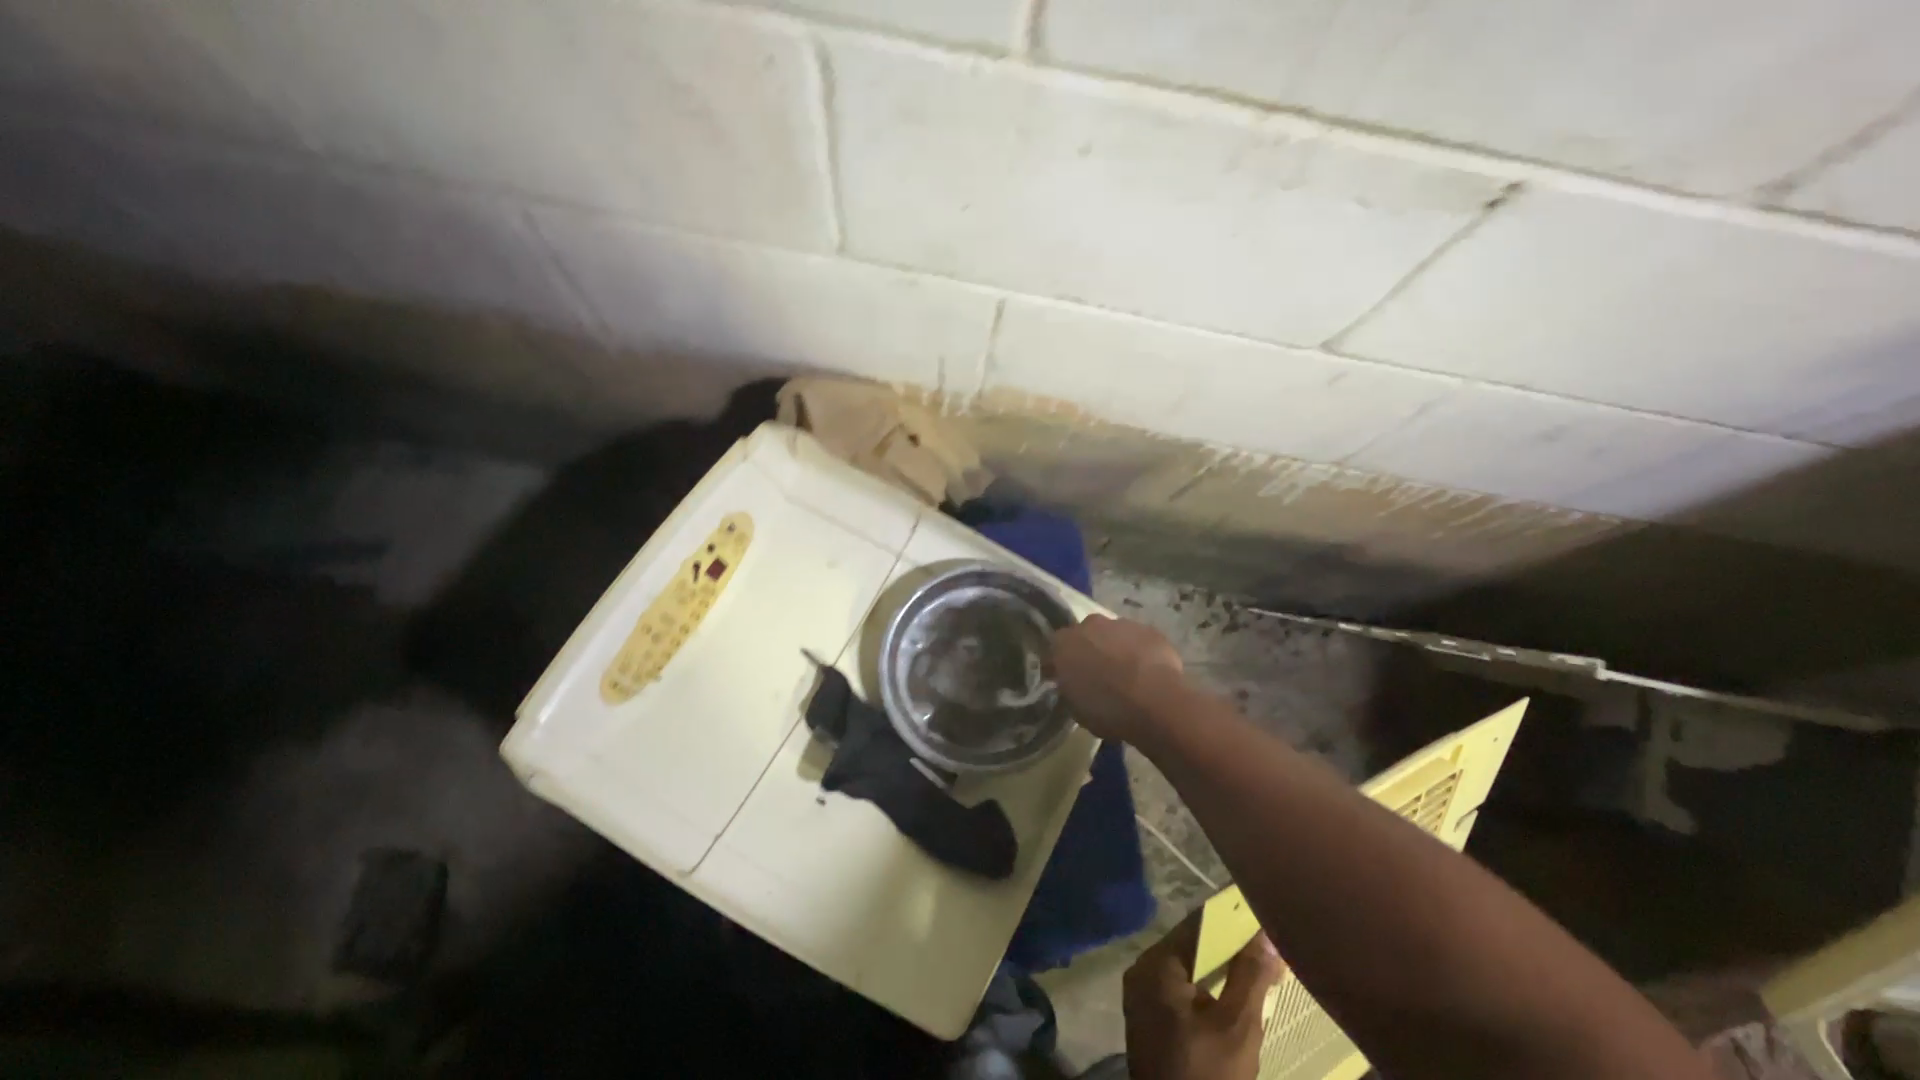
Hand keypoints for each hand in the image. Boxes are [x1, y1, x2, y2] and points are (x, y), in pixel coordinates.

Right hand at [1049, 615, 1184, 743]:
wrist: (1157, 703)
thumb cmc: (1109, 711)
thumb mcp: (1076, 710)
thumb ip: (1070, 689)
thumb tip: (1073, 685)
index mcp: (1064, 645)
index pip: (1055, 650)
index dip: (1062, 665)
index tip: (1067, 680)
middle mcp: (1090, 626)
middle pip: (1085, 634)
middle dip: (1089, 650)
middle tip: (1098, 674)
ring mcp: (1122, 624)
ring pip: (1113, 634)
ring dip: (1115, 648)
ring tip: (1127, 674)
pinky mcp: (1149, 629)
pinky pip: (1138, 639)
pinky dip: (1140, 651)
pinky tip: (1148, 672)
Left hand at [1124, 914, 1283, 1079]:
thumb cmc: (1207, 1074)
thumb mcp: (1237, 1025)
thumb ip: (1251, 975)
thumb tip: (1264, 933)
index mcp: (1157, 965)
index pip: (1198, 925)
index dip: (1233, 921)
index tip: (1262, 916)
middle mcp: (1142, 971)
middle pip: (1192, 944)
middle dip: (1230, 946)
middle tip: (1268, 942)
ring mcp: (1142, 994)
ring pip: (1188, 966)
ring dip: (1222, 967)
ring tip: (1260, 963)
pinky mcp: (1149, 1015)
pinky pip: (1180, 986)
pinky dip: (1207, 985)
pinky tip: (1235, 990)